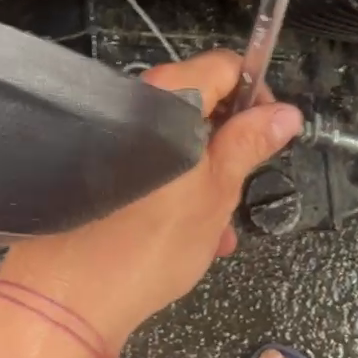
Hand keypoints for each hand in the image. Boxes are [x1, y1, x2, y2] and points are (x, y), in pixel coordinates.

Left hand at [0, 50, 302, 350]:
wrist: (73, 292)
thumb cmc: (149, 243)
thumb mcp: (218, 191)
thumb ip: (251, 143)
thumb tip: (284, 114)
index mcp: (166, 97)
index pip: (223, 66)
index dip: (254, 93)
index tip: (269, 131)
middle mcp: (133, 104)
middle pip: (199, 101)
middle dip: (229, 141)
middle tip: (243, 184)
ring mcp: (112, 132)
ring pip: (176, 137)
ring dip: (204, 171)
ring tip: (217, 224)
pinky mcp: (98, 162)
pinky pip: (149, 159)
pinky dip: (173, 183)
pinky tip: (187, 229)